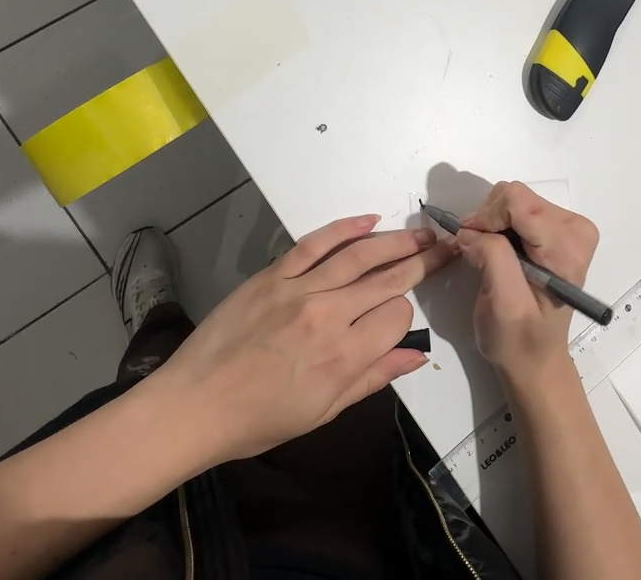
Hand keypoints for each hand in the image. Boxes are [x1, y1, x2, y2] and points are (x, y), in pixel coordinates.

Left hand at [156, 214, 453, 462]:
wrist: (193, 405)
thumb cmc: (259, 420)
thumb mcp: (323, 412)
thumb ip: (372, 378)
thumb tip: (416, 356)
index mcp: (342, 357)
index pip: (397, 317)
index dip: (405, 317)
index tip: (398, 321)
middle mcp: (328, 315)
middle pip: (388, 279)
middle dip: (423, 262)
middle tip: (448, 246)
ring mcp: (299, 289)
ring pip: (360, 255)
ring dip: (397, 240)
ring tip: (422, 233)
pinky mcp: (273, 274)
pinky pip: (315, 243)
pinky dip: (345, 228)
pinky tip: (370, 219)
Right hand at [454, 183, 599, 385]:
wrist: (534, 356)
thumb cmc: (519, 339)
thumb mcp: (504, 305)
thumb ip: (492, 259)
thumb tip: (471, 231)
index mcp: (567, 249)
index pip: (518, 202)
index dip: (487, 218)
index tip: (472, 243)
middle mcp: (574, 230)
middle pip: (516, 196)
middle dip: (489, 221)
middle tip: (478, 253)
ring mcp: (568, 226)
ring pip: (513, 198)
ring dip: (493, 223)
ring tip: (490, 257)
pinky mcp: (556, 227)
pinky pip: (517, 206)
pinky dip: (499, 224)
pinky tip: (500, 251)